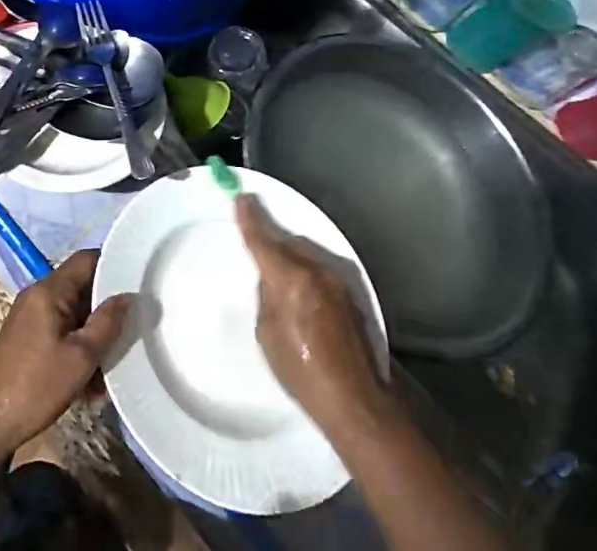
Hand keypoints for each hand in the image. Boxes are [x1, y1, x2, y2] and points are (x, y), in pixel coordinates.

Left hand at [0, 250, 128, 456]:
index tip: (139, 283)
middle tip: (133, 328)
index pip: (88, 259)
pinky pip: (62, 333)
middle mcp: (38, 297)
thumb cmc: (35, 386)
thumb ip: (108, 322)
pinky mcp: (27, 341)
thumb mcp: (82, 356)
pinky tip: (91, 384)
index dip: (115, 265)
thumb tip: (125, 297)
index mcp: (50, 291)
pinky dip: (78, 350)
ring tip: (112, 366)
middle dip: (107, 310)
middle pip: (83, 288)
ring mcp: (31, 319)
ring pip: (74, 315)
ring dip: (94, 337)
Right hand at [236, 195, 389, 431]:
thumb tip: (272, 280)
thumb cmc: (302, 372)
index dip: (250, 220)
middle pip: (289, 243)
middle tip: (257, 247)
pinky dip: (308, 273)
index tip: (241, 199)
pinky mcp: (352, 292)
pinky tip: (303, 295)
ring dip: (292, 258)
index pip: (264, 241)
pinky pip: (322, 271)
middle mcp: (318, 271)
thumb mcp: (267, 334)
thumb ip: (267, 297)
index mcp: (292, 280)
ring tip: (280, 278)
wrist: (355, 397)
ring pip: (308, 255)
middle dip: (273, 242)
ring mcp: (339, 280)